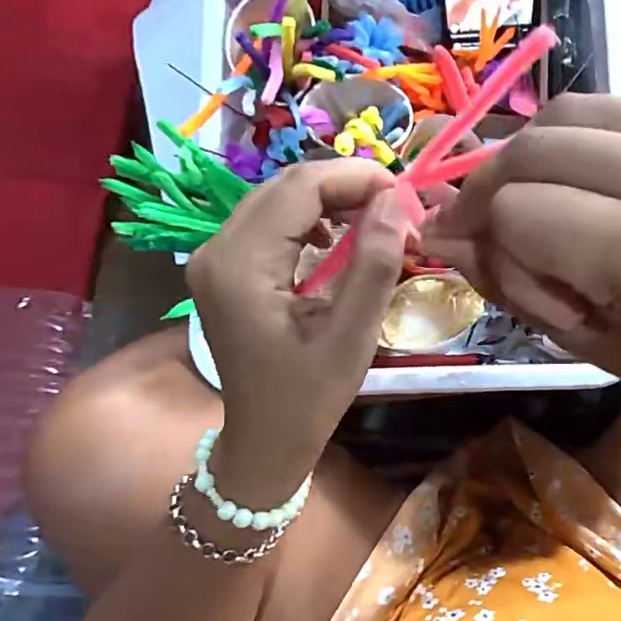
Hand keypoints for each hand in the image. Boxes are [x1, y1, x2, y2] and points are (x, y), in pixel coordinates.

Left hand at [187, 158, 404, 505]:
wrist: (265, 441)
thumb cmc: (309, 396)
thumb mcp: (352, 333)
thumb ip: (375, 263)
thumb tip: (396, 201)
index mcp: (240, 264)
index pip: (300, 188)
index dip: (356, 178)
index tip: (406, 194)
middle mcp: (216, 249)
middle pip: (285, 186)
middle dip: (346, 186)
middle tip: (398, 207)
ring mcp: (215, 258)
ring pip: (278, 200)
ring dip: (330, 201)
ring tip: (377, 221)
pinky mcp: (225, 270)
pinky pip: (271, 223)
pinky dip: (311, 220)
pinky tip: (340, 240)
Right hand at [420, 95, 620, 422]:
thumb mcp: (580, 338)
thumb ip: (505, 277)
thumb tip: (437, 228)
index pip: (521, 212)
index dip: (482, 230)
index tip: (470, 250)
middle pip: (540, 148)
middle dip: (490, 183)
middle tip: (480, 217)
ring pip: (569, 113)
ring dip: (528, 154)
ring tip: (528, 196)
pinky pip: (612, 109)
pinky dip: (577, 140)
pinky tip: (580, 178)